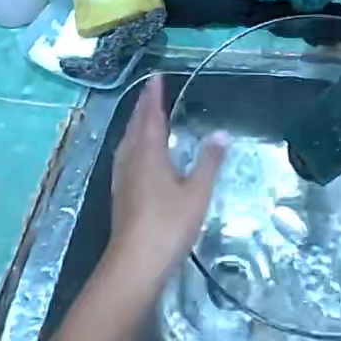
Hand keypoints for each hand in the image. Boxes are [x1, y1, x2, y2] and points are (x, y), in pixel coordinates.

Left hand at [105, 76, 226, 287]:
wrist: (135, 263)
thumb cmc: (168, 224)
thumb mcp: (197, 193)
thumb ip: (209, 162)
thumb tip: (221, 134)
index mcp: (148, 152)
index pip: (151, 116)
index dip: (154, 96)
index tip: (156, 78)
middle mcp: (131, 158)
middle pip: (136, 125)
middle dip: (144, 106)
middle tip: (151, 90)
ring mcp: (121, 176)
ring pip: (127, 140)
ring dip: (136, 123)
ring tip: (143, 114)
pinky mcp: (119, 192)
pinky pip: (125, 154)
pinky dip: (132, 142)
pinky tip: (135, 153)